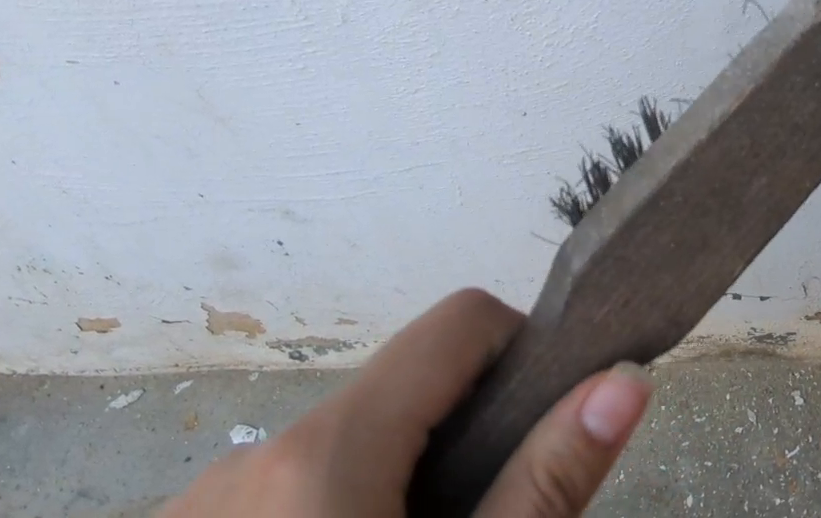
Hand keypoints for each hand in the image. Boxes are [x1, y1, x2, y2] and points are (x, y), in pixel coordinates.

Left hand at [159, 290, 652, 517]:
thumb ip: (546, 484)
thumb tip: (626, 383)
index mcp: (325, 453)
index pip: (459, 323)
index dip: (520, 351)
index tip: (539, 425)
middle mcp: (250, 459)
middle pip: (401, 393)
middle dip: (461, 442)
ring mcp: (194, 509)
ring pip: (344, 447)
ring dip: (397, 486)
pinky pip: (282, 495)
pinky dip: (334, 517)